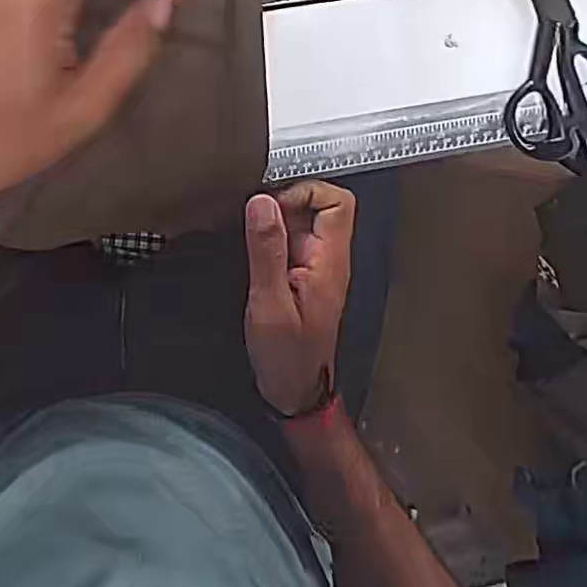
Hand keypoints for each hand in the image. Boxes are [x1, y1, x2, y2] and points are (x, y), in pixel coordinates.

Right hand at [244, 180, 354, 415]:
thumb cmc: (288, 358)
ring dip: (271, 221)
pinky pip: (286, 240)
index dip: (305, 192)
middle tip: (253, 226)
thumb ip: (267, 251)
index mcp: (330, 261)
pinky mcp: (298, 274)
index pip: (338, 202)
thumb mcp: (270, 304)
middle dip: (281, 205)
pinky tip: (250, 252)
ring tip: (248, 239)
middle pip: (315, 205)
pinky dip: (266, 237)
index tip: (272, 208)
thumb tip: (262, 202)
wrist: (295, 394)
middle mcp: (326, 258)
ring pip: (298, 221)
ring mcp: (313, 265)